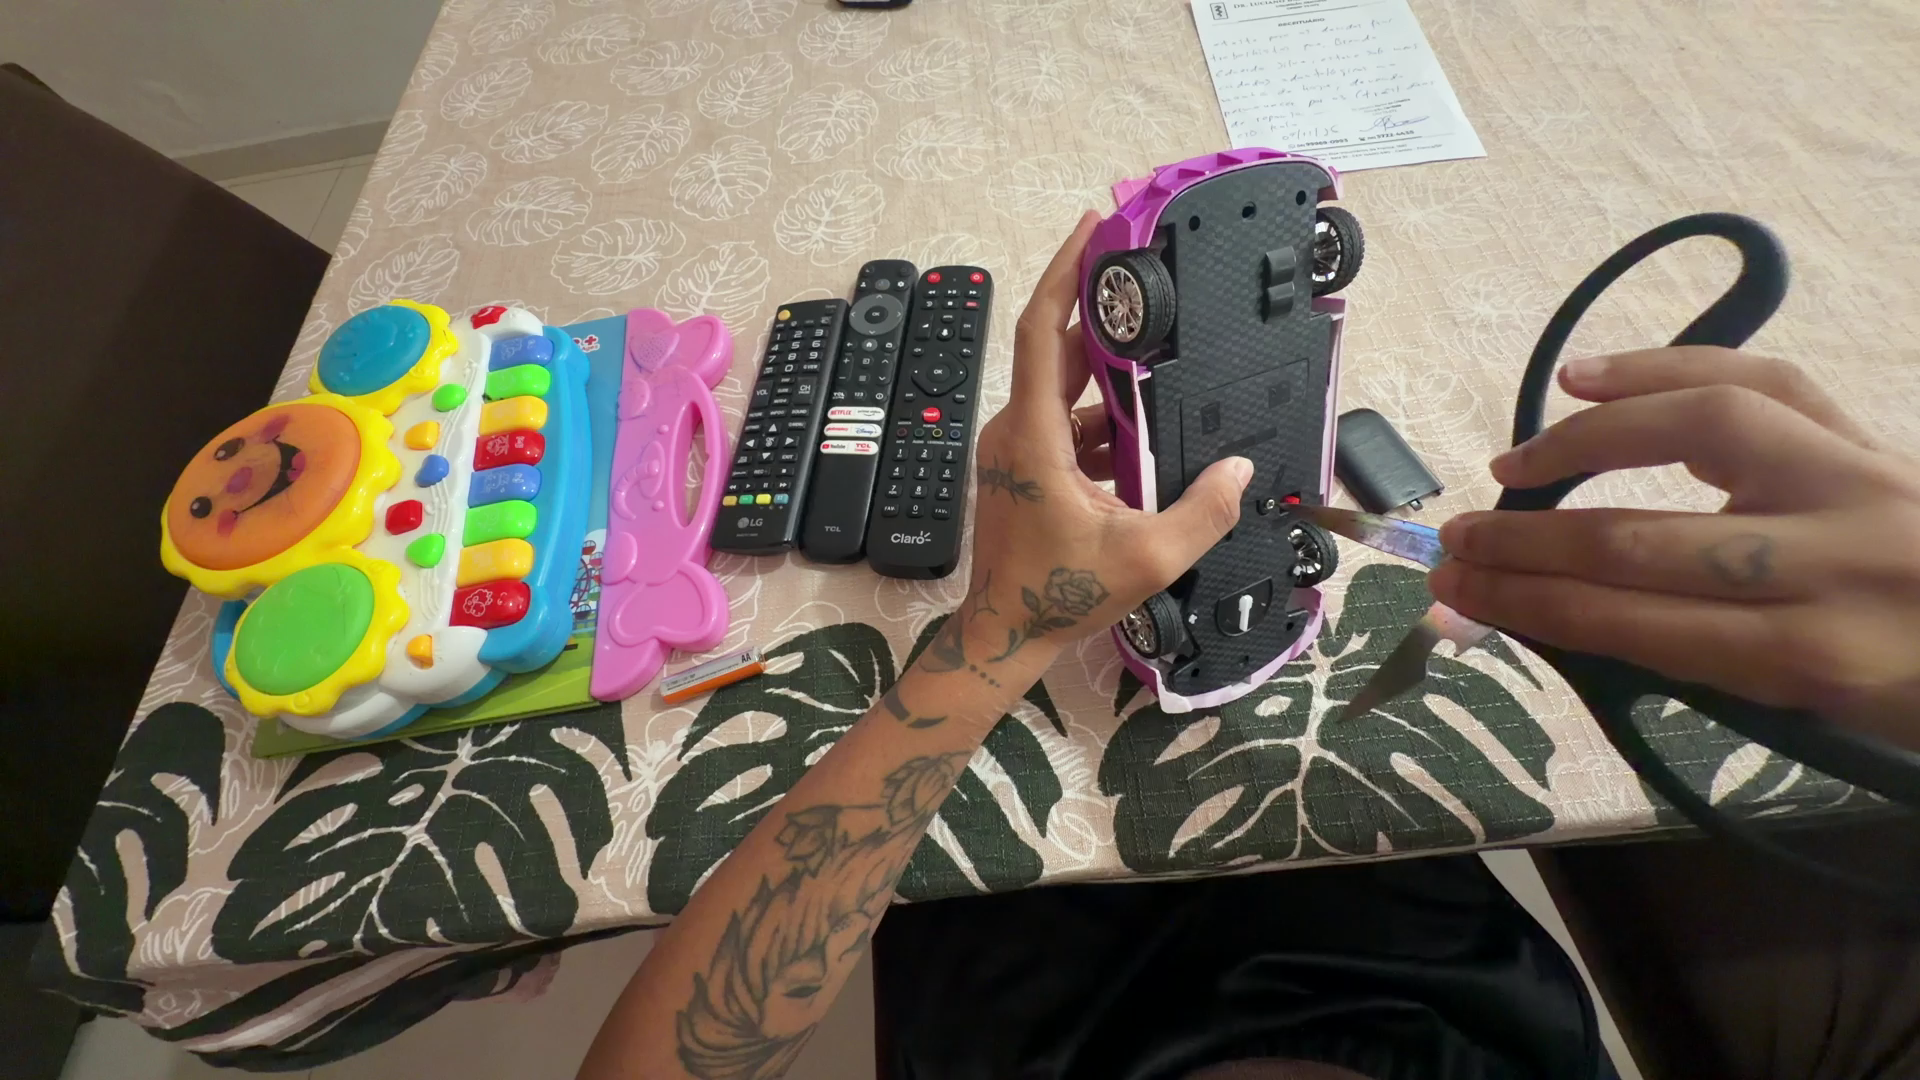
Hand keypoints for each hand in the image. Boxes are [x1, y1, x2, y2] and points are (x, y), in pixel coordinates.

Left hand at [953, 211, 1252, 675]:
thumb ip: (1201, 514)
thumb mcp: (1145, 559)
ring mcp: (1014, 450)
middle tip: (1148, 285)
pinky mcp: (1020, 469)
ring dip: (1107, 383)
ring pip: (1063, 395)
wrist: (1005, 629)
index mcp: (1033, 438)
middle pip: (1056, 354)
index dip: (1065, 274)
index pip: (1040, 333)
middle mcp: (1015, 432)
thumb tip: (1239, 471)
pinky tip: (1139, 442)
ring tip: (1161, 373)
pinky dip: (1098, 424)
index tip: (1092, 229)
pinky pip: (1061, 427)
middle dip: (1101, 317)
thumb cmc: (1059, 595)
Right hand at [1429, 347, 1919, 743]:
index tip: (1452, 588)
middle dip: (1519, 541)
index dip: (1517, 601)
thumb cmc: (1910, 701)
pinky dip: (1664, 367)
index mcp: (1813, 658)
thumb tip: (1515, 618)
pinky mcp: (1880, 439)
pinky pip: (1765, 380)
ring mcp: (1869, 483)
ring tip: (1509, 464)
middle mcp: (1845, 562)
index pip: (1618, 620)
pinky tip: (1584, 378)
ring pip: (1700, 429)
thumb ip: (1653, 655)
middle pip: (1634, 540)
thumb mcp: (1781, 709)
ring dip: (1577, 446)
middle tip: (1456, 540)